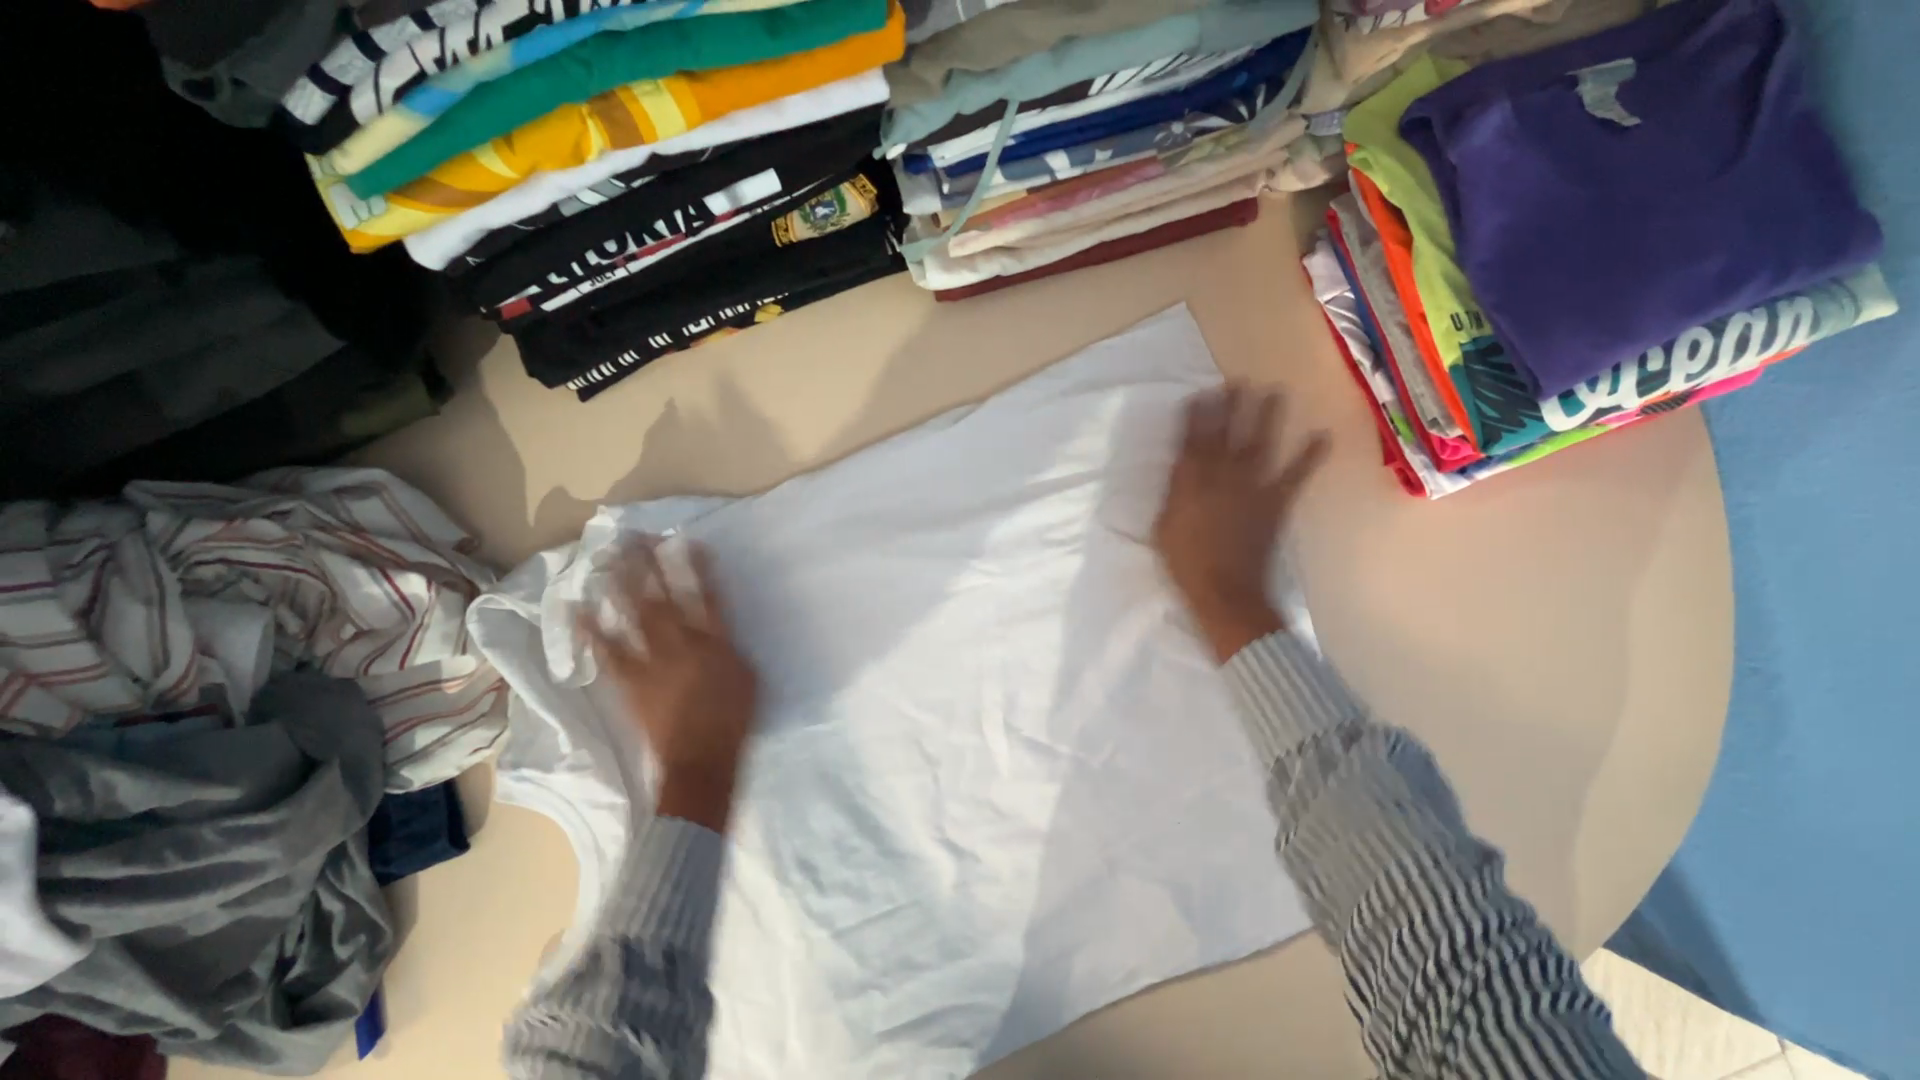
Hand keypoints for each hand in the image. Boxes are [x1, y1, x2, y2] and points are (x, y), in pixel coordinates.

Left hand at [579, 540, 758, 831]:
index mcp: (715, 641)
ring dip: (619, 584)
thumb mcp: (747, 676)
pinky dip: (589, 630)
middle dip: (647, 564)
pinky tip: (577, 608)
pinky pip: (606, 651)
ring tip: (606, 559)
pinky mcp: (628, 680)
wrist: (700, 762)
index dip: (696, 566)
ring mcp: (651, 660)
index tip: (687, 542)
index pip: (706, 594)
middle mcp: (681, 642)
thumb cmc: (732, 721)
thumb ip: (730, 646)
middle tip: (634, 538)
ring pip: (633, 614)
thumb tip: (717, 625)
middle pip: (662, 594)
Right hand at [1154, 382, 1329, 664]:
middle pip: (1227, 433)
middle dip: (1231, 405)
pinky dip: (1310, 456)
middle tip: (1239, 380)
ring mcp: (1252, 487)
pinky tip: (1322, 436)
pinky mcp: (1276, 502)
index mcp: (1191, 481)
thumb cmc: (1185, 563)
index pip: (1193, 439)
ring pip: (1260, 443)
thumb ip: (1175, 493)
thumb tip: (1180, 469)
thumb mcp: (1164, 525)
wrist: (1224, 591)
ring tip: (1275, 392)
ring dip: (1268, 416)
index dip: (1197, 414)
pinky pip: (1295, 475)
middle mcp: (1222, 475)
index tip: (1201, 393)